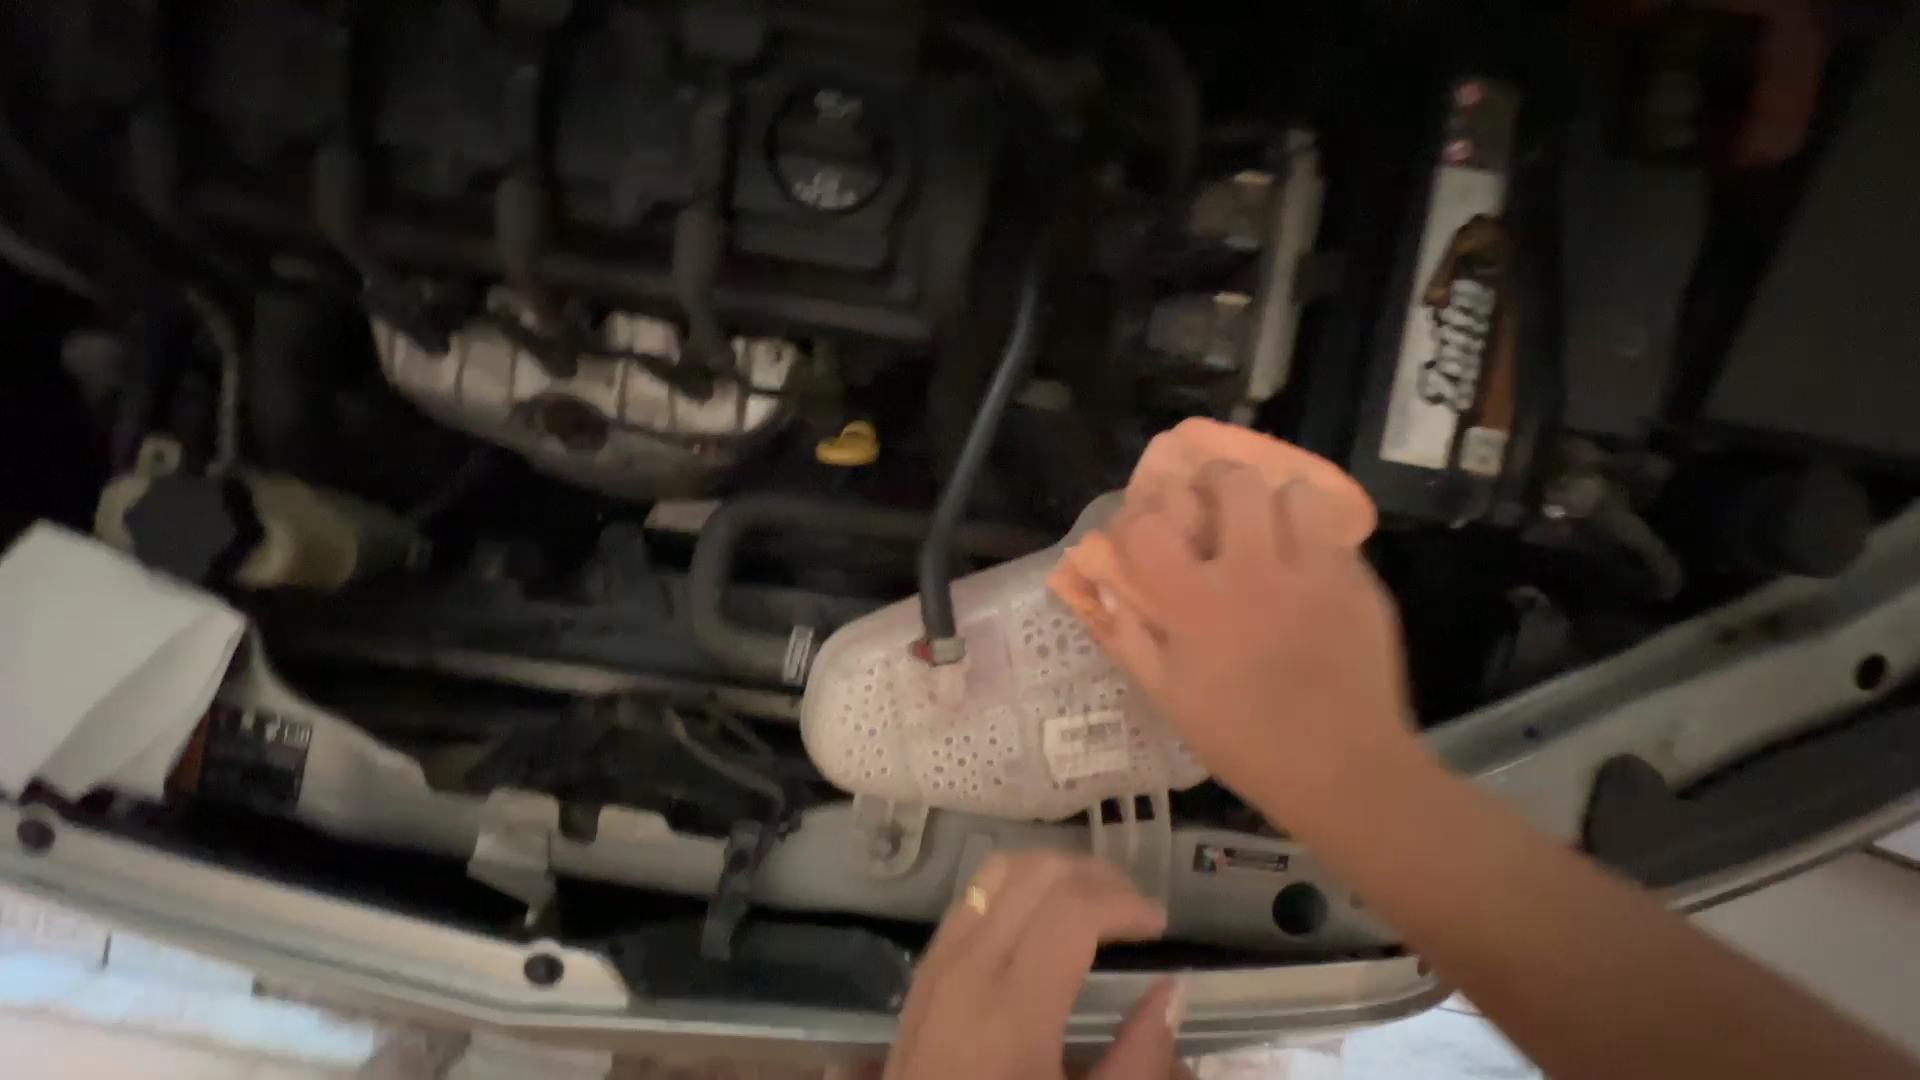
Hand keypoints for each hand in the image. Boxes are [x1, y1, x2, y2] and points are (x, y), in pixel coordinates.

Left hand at [885, 851, 1184, 1079]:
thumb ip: (1138, 1060)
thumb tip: (1172, 990)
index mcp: (1012, 1011)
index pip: (1073, 910)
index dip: (1125, 903)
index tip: (1160, 924)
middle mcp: (969, 967)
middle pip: (1038, 874)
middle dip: (1096, 877)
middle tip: (1135, 907)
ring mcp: (939, 960)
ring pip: (1000, 870)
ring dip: (1054, 871)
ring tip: (1095, 899)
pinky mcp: (924, 967)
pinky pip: (973, 894)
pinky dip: (1016, 884)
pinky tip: (1041, 914)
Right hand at [1099, 464, 1418, 817]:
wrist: (1344, 770)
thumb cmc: (1242, 740)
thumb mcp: (1168, 697)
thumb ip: (1129, 638)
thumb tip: (1103, 593)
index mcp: (1195, 603)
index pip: (1149, 525)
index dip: (1137, 519)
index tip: (1142, 532)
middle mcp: (1251, 572)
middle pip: (1229, 483)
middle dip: (1212, 482)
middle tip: (1210, 505)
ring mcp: (1312, 572)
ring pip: (1291, 494)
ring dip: (1271, 503)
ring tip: (1267, 529)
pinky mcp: (1357, 583)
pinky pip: (1332, 533)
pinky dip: (1311, 539)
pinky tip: (1307, 569)